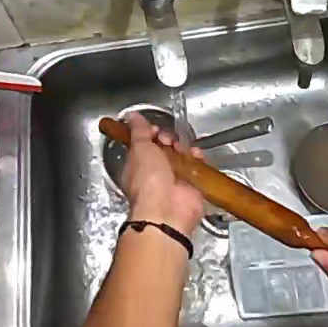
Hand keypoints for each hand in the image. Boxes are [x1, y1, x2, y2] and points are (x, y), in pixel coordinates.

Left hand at [122, 111, 205, 235]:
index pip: (144, 143)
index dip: (150, 133)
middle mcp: (155, 172)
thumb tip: (131, 116)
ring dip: (183, 147)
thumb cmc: (148, 180)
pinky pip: (195, 166)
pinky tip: (196, 155)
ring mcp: (174, 179)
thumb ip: (138, 131)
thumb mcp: (140, 149)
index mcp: (137, 165)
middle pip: (164, 147)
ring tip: (182, 148)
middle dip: (168, 138)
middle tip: (168, 140)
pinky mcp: (191, 185)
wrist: (167, 210)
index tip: (154, 129)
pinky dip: (196, 158)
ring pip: (181, 154)